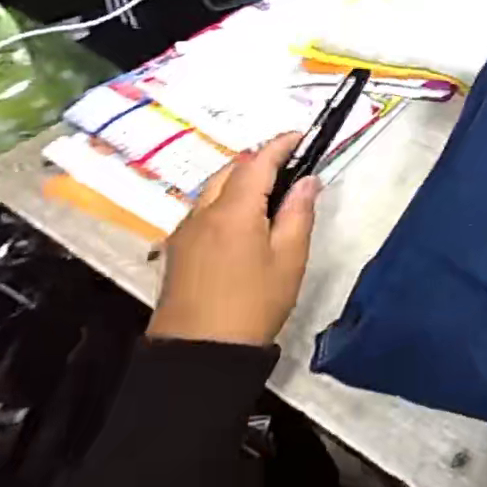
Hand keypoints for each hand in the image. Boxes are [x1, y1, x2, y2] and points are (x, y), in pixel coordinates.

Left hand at [148, 132, 319, 346]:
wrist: (200, 352)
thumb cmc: (255, 301)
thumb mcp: (290, 256)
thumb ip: (298, 212)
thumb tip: (307, 181)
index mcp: (233, 213)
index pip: (256, 164)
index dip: (279, 145)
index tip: (301, 135)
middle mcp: (202, 215)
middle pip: (228, 172)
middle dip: (258, 159)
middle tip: (291, 160)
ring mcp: (184, 233)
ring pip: (212, 190)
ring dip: (241, 179)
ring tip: (274, 185)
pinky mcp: (179, 251)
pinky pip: (204, 210)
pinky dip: (227, 198)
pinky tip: (248, 214)